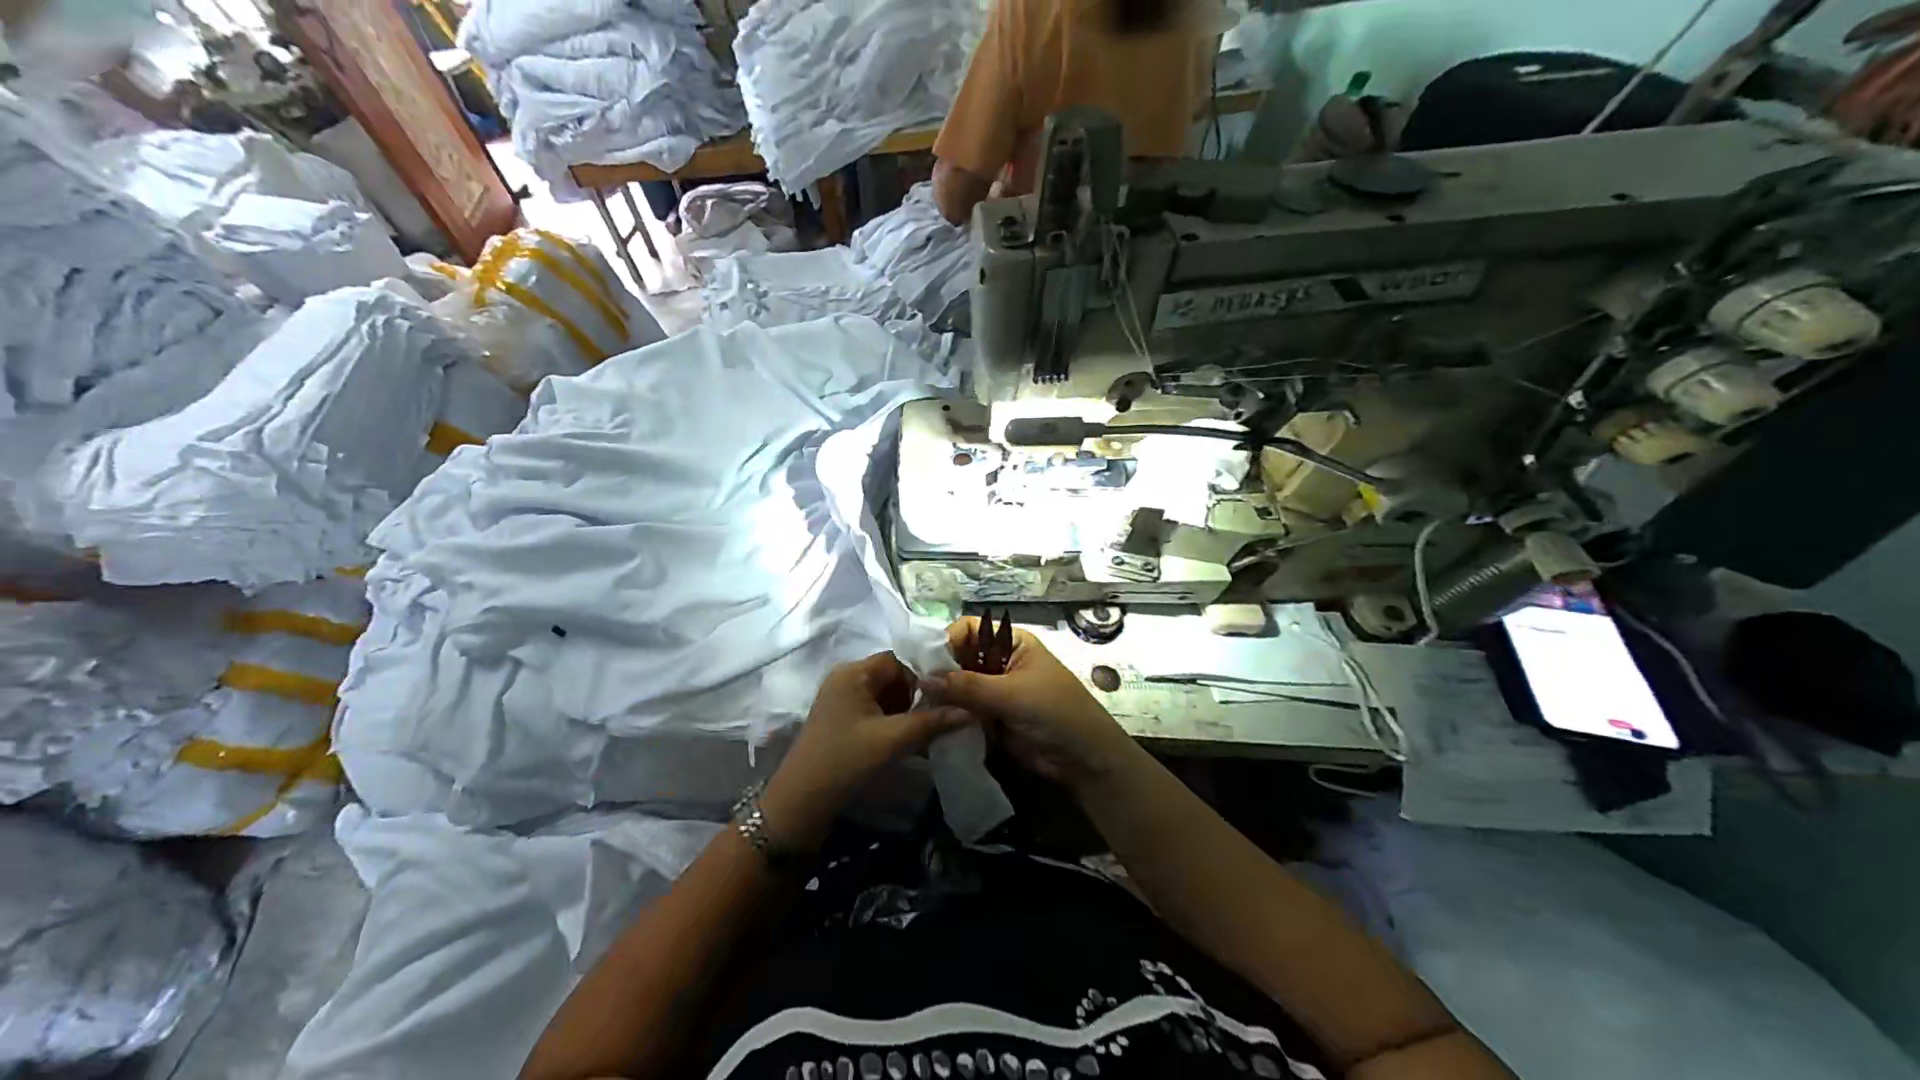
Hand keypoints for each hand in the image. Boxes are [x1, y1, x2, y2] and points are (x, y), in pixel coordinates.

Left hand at [764, 653, 973, 850]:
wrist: (801, 801)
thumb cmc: (846, 760)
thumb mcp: (892, 739)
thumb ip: (932, 722)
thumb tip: (970, 711)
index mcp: (853, 672)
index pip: (898, 660)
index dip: (922, 677)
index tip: (944, 699)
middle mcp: (845, 678)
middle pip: (891, 676)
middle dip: (915, 696)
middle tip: (936, 717)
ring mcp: (840, 700)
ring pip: (883, 695)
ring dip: (904, 711)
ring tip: (924, 731)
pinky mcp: (839, 720)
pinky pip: (873, 709)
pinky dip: (890, 721)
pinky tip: (905, 740)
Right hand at [925, 618, 1137, 790]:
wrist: (1084, 759)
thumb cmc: (1056, 712)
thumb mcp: (1012, 694)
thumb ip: (968, 686)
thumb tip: (923, 680)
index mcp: (1012, 643)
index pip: (970, 629)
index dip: (946, 640)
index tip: (923, 662)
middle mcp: (1000, 662)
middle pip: (960, 657)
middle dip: (938, 671)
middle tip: (913, 688)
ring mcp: (994, 691)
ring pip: (958, 686)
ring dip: (940, 696)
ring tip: (917, 708)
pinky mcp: (990, 718)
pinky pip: (962, 711)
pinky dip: (948, 716)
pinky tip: (929, 723)